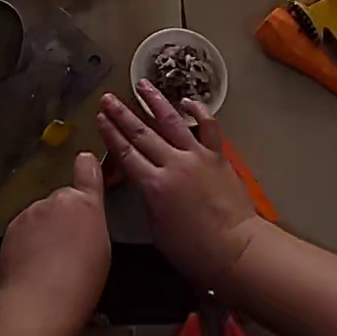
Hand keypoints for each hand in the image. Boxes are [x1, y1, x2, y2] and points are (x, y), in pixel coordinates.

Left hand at [0, 151, 110, 325]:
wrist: (39, 304)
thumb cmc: (81, 282)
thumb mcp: (101, 248)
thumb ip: (91, 222)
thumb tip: (82, 220)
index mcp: (86, 203)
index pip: (88, 170)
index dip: (87, 165)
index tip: (85, 160)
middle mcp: (59, 199)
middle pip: (62, 202)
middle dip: (62, 217)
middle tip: (65, 248)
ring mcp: (32, 212)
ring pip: (40, 216)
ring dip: (42, 231)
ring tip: (46, 262)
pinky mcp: (12, 228)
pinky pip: (22, 230)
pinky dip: (25, 243)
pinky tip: (29, 266)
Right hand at [97, 81, 261, 288]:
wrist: (235, 248)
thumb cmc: (193, 250)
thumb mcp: (158, 231)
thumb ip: (149, 200)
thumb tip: (146, 181)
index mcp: (155, 186)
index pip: (127, 154)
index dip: (111, 135)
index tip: (100, 118)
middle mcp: (173, 163)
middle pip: (143, 134)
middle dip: (123, 115)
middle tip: (109, 98)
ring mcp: (197, 155)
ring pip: (172, 121)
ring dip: (155, 101)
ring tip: (142, 84)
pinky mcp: (217, 154)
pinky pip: (208, 126)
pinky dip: (198, 110)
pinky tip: (187, 100)